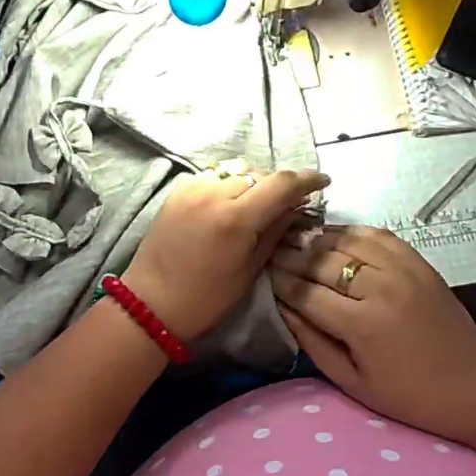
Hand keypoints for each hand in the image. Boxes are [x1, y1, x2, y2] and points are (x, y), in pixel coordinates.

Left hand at [120, 169, 328, 341]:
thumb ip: (275, 232)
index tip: (323, 181)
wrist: (151, 304)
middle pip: (259, 174)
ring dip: (252, 182)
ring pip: (235, 171)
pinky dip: (226, 184)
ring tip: (256, 201)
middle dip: (277, 185)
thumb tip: (296, 207)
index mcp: (236, 218)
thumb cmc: (206, 298)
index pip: (282, 184)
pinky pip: (211, 177)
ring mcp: (192, 190)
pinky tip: (228, 202)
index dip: (308, 179)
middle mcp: (214, 194)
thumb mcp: (249, 270)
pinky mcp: (176, 192)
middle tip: (288, 202)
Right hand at [270, 225, 475, 444]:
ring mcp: (402, 268)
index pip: (306, 292)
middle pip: (322, 260)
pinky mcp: (418, 261)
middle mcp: (380, 286)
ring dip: (317, 238)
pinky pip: (377, 234)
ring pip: (347, 240)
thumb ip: (314, 343)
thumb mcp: (354, 383)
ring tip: (294, 238)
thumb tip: (283, 307)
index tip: (260, 272)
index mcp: (363, 324)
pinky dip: (351, 231)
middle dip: (291, 255)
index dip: (279, 281)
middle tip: (270, 250)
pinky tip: (334, 235)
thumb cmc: (410, 396)